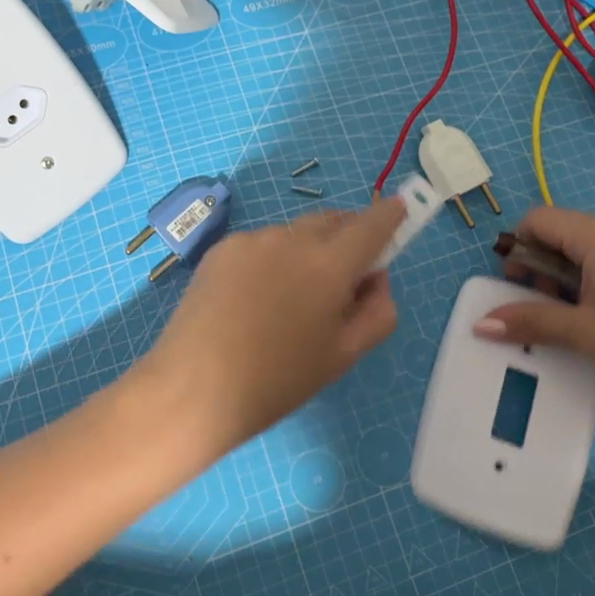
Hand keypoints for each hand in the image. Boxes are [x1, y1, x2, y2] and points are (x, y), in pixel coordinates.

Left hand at [134, 199, 406, 454]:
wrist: (194, 386)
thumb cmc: (278, 380)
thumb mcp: (343, 355)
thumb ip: (377, 311)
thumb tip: (376, 278)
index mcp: (329, 264)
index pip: (370, 225)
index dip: (389, 216)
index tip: (399, 209)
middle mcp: (291, 238)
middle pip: (332, 222)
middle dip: (348, 237)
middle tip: (346, 277)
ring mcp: (252, 239)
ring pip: (295, 234)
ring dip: (308, 251)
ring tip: (291, 300)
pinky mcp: (221, 248)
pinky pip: (261, 245)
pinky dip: (272, 260)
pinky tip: (256, 299)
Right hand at [476, 205, 594, 414]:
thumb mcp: (587, 333)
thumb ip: (531, 321)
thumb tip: (480, 322)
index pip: (538, 219)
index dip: (518, 248)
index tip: (520, 286)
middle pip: (564, 232)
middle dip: (542, 266)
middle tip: (545, 308)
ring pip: (591, 247)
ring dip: (570, 276)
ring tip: (577, 317)